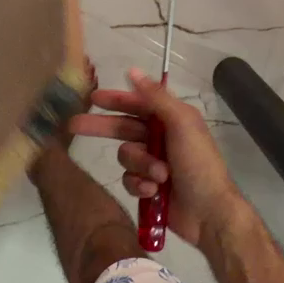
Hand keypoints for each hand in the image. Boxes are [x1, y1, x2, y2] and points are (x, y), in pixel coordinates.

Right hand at [70, 67, 248, 247]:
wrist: (209, 212)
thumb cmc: (198, 163)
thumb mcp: (181, 123)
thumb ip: (156, 98)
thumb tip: (133, 71)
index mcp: (170, 118)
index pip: (136, 103)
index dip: (115, 100)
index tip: (92, 98)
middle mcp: (160, 137)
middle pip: (123, 128)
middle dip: (102, 127)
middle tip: (74, 125)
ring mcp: (153, 163)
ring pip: (126, 156)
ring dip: (140, 165)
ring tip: (159, 175)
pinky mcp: (148, 187)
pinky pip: (130, 180)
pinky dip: (140, 185)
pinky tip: (153, 191)